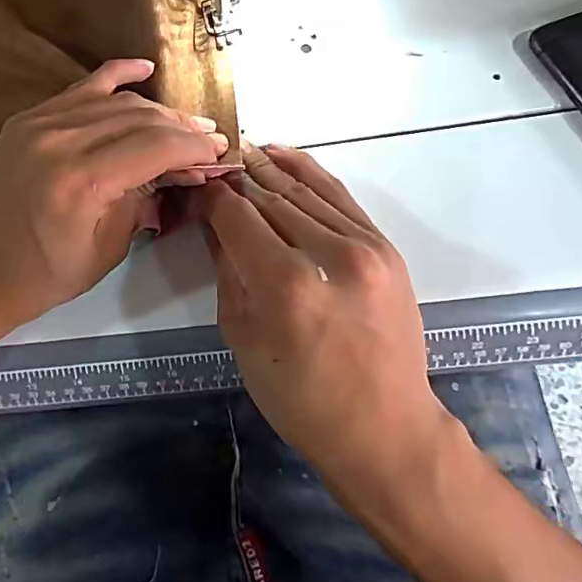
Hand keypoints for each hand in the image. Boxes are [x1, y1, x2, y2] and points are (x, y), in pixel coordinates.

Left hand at [0, 58, 229, 334]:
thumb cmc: (45, 275)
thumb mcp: (109, 247)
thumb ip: (146, 197)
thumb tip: (183, 168)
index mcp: (82, 182)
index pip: (156, 145)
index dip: (194, 146)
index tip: (218, 152)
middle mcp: (59, 143)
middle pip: (141, 118)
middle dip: (183, 128)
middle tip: (209, 139)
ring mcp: (39, 125)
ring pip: (116, 103)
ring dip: (158, 110)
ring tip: (186, 122)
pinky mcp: (27, 120)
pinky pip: (80, 89)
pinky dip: (115, 76)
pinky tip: (144, 69)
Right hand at [197, 143, 455, 494]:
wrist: (386, 429)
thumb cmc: (301, 399)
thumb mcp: (244, 337)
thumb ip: (227, 270)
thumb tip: (212, 219)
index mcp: (286, 285)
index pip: (236, 216)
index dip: (211, 197)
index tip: (194, 187)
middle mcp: (330, 254)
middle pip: (269, 197)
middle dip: (236, 180)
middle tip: (212, 167)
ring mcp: (366, 246)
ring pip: (303, 191)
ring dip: (268, 169)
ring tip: (241, 152)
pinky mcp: (385, 247)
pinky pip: (339, 196)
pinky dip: (308, 172)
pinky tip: (282, 155)